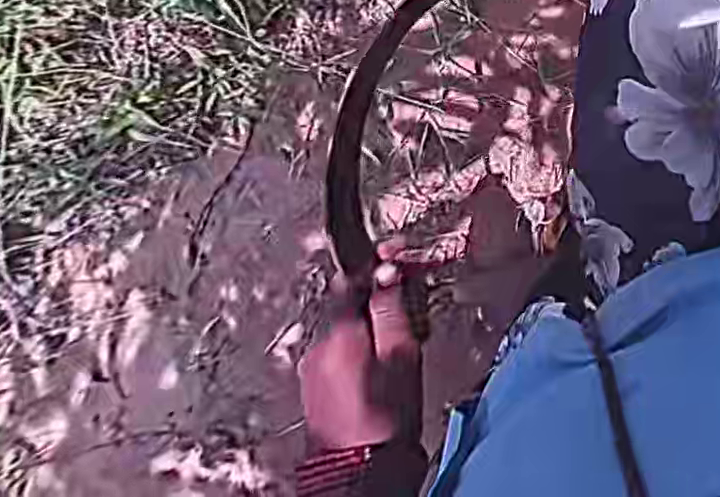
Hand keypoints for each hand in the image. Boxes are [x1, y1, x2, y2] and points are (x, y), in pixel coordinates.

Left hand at [298, 251, 423, 450]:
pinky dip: (358, 336)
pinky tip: (380, 349)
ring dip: (368, 314)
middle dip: (376, 289)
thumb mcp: (402, 350)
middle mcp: (318, 346)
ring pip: (344, 321)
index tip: (397, 251)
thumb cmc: (387, 412)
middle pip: (347, 299)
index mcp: (340, 334)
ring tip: (398, 325)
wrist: (361, 469)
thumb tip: (388, 269)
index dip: (378, 260)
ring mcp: (312, 366)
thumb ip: (392, 306)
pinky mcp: (314, 382)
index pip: (353, 278)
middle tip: (407, 288)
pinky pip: (338, 344)